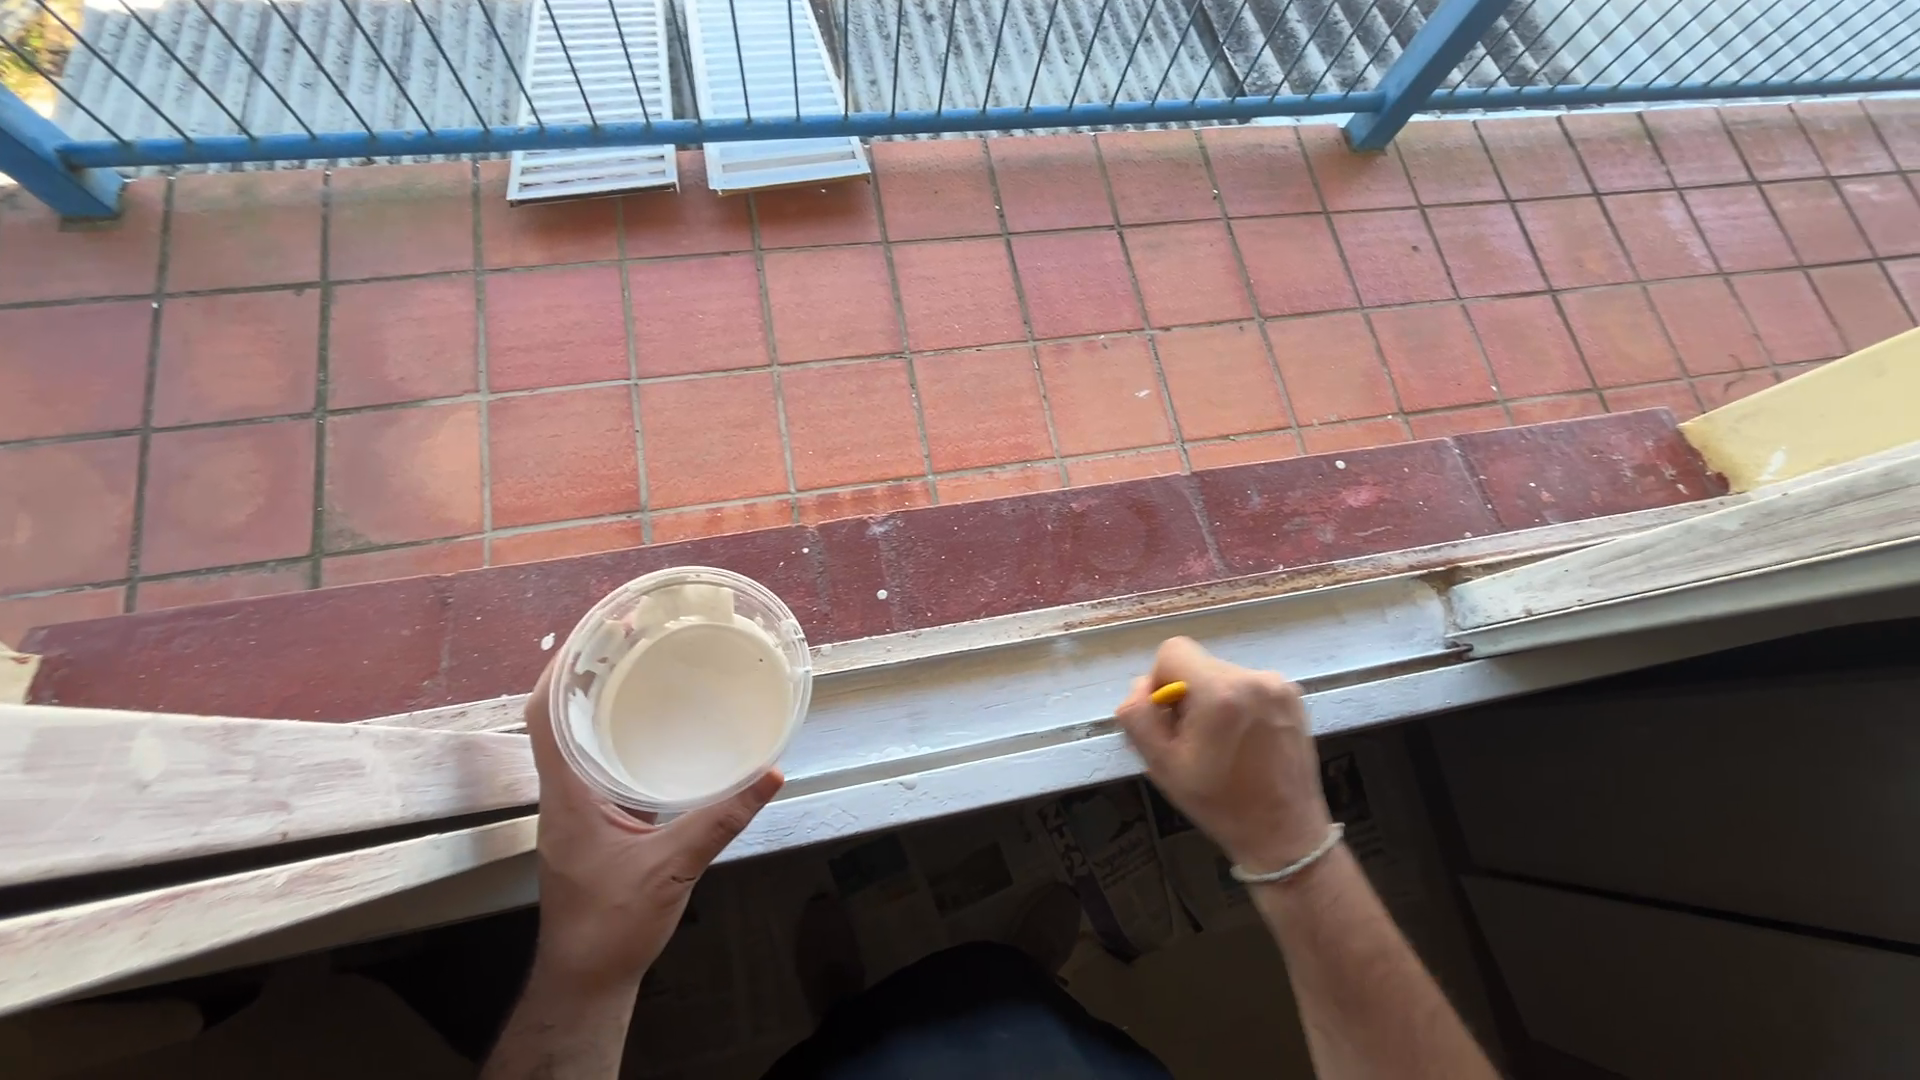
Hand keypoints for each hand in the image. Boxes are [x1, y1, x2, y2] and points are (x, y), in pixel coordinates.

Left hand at [523, 658, 783, 987]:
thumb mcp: (673, 867)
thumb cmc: (614, 924)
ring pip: (575, 734)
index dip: (562, 667)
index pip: (545, 717)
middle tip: (630, 632)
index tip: (594, 630)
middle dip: (586, 666)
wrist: (586, 977)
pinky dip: (614, 727)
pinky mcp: (592, 817)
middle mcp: (565, 792)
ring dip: (598, 694)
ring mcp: (575, 805)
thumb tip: (770, 773)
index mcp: (569, 795)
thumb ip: (722, 819)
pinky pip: (596, 756)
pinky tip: (649, 722)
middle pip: (559, 714)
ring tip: (638, 661)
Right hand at [1115, 637, 1332, 874]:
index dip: (1161, 681)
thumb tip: (1141, 687)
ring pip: (1223, 675)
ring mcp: (1279, 686)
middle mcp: (1254, 679)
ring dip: (1213, 700)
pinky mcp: (1294, 697)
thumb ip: (1138, 716)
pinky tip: (1245, 741)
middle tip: (1195, 739)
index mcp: (1220, 693)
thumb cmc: (1219, 803)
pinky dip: (1238, 704)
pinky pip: (1248, 686)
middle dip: (1188, 694)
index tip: (1171, 718)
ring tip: (1223, 744)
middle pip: (1199, 665)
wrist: (1284, 834)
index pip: (1172, 651)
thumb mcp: (1161, 764)